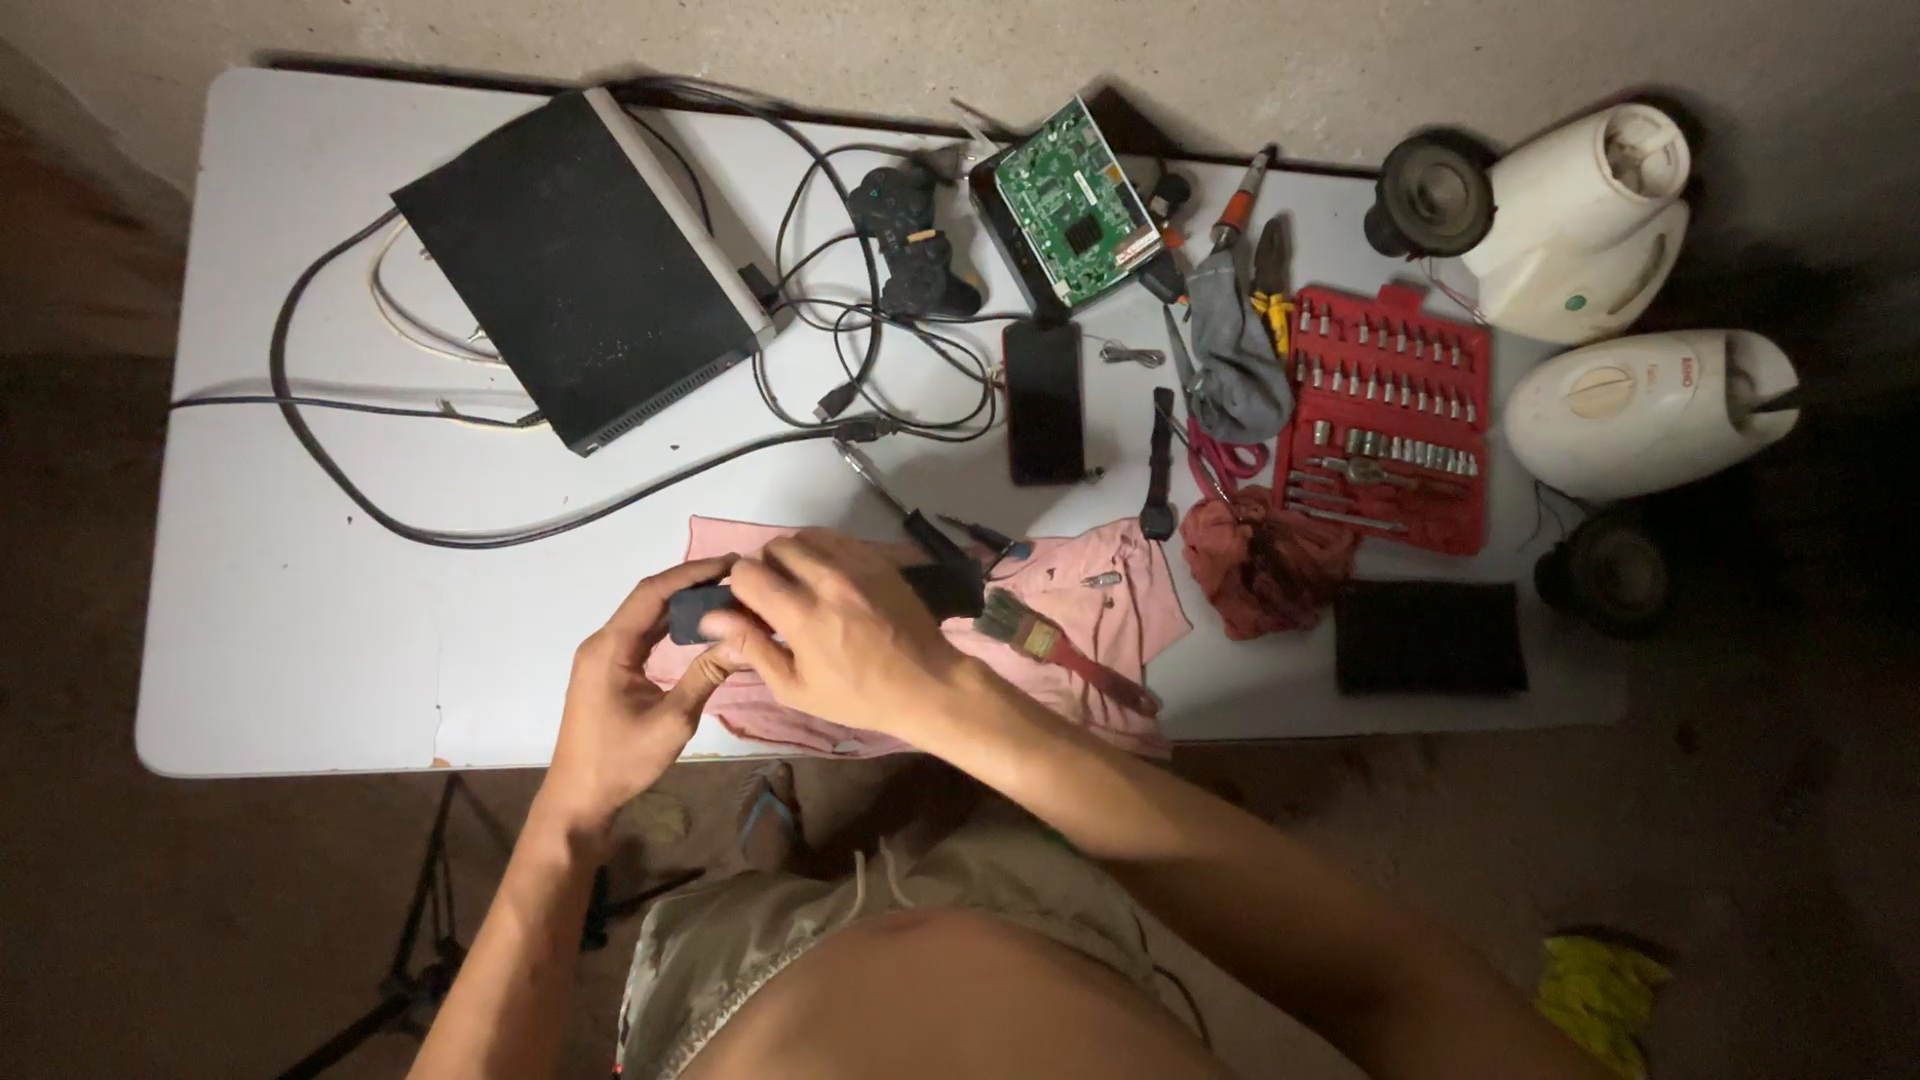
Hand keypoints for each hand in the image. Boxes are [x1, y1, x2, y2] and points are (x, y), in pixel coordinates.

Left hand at [541, 555, 744, 835]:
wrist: (579, 798)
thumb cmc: (621, 761)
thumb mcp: (673, 720)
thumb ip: (707, 675)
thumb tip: (745, 642)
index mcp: (610, 648)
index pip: (654, 593)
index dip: (693, 574)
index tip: (732, 564)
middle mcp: (603, 642)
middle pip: (651, 598)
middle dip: (693, 582)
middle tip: (738, 576)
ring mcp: (604, 655)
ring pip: (649, 615)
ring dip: (685, 602)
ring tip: (728, 593)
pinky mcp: (610, 669)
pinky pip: (645, 634)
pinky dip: (674, 623)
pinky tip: (702, 623)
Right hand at [699, 529, 974, 741]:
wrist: (926, 682)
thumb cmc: (858, 696)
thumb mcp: (796, 688)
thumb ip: (753, 647)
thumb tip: (713, 618)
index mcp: (803, 615)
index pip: (748, 572)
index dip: (738, 586)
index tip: (747, 604)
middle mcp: (828, 580)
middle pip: (775, 546)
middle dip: (764, 566)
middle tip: (774, 594)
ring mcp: (858, 566)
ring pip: (807, 536)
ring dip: (794, 555)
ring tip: (800, 583)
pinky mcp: (880, 560)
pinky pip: (838, 539)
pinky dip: (823, 551)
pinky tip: (828, 576)